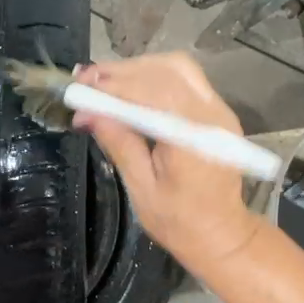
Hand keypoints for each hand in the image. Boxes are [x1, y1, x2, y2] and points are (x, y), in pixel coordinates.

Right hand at [74, 54, 266, 273]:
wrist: (221, 234)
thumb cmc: (179, 221)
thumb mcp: (141, 189)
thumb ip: (120, 145)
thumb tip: (88, 114)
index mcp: (194, 139)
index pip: (154, 92)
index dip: (115, 85)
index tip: (81, 87)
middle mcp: (212, 115)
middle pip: (166, 71)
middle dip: (122, 72)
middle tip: (85, 79)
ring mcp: (219, 110)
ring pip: (177, 68)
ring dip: (137, 69)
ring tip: (102, 81)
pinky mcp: (216, 111)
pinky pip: (185, 80)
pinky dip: (152, 77)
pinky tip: (127, 88)